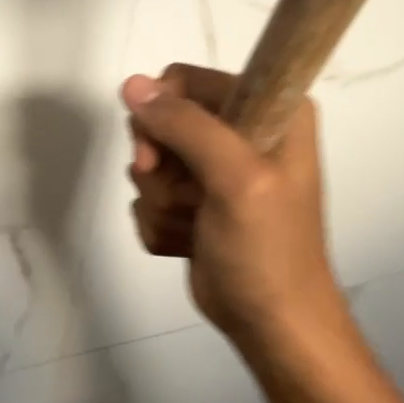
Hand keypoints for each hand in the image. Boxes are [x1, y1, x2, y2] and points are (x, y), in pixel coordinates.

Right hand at [122, 65, 344, 343]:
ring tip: (195, 226)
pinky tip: (188, 242)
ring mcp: (215, 169)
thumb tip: (131, 85)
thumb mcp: (235, 178)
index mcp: (270, 109)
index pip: (186, 81)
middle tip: (185, 197)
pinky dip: (160, 223)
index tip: (160, 153)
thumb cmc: (267, 249)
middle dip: (159, 167)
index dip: (164, 113)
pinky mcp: (195, 202)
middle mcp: (242, 131)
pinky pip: (148, 197)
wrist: (271, 321)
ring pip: (149, 164)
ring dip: (161, 202)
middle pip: (159, 122)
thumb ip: (186, 126)